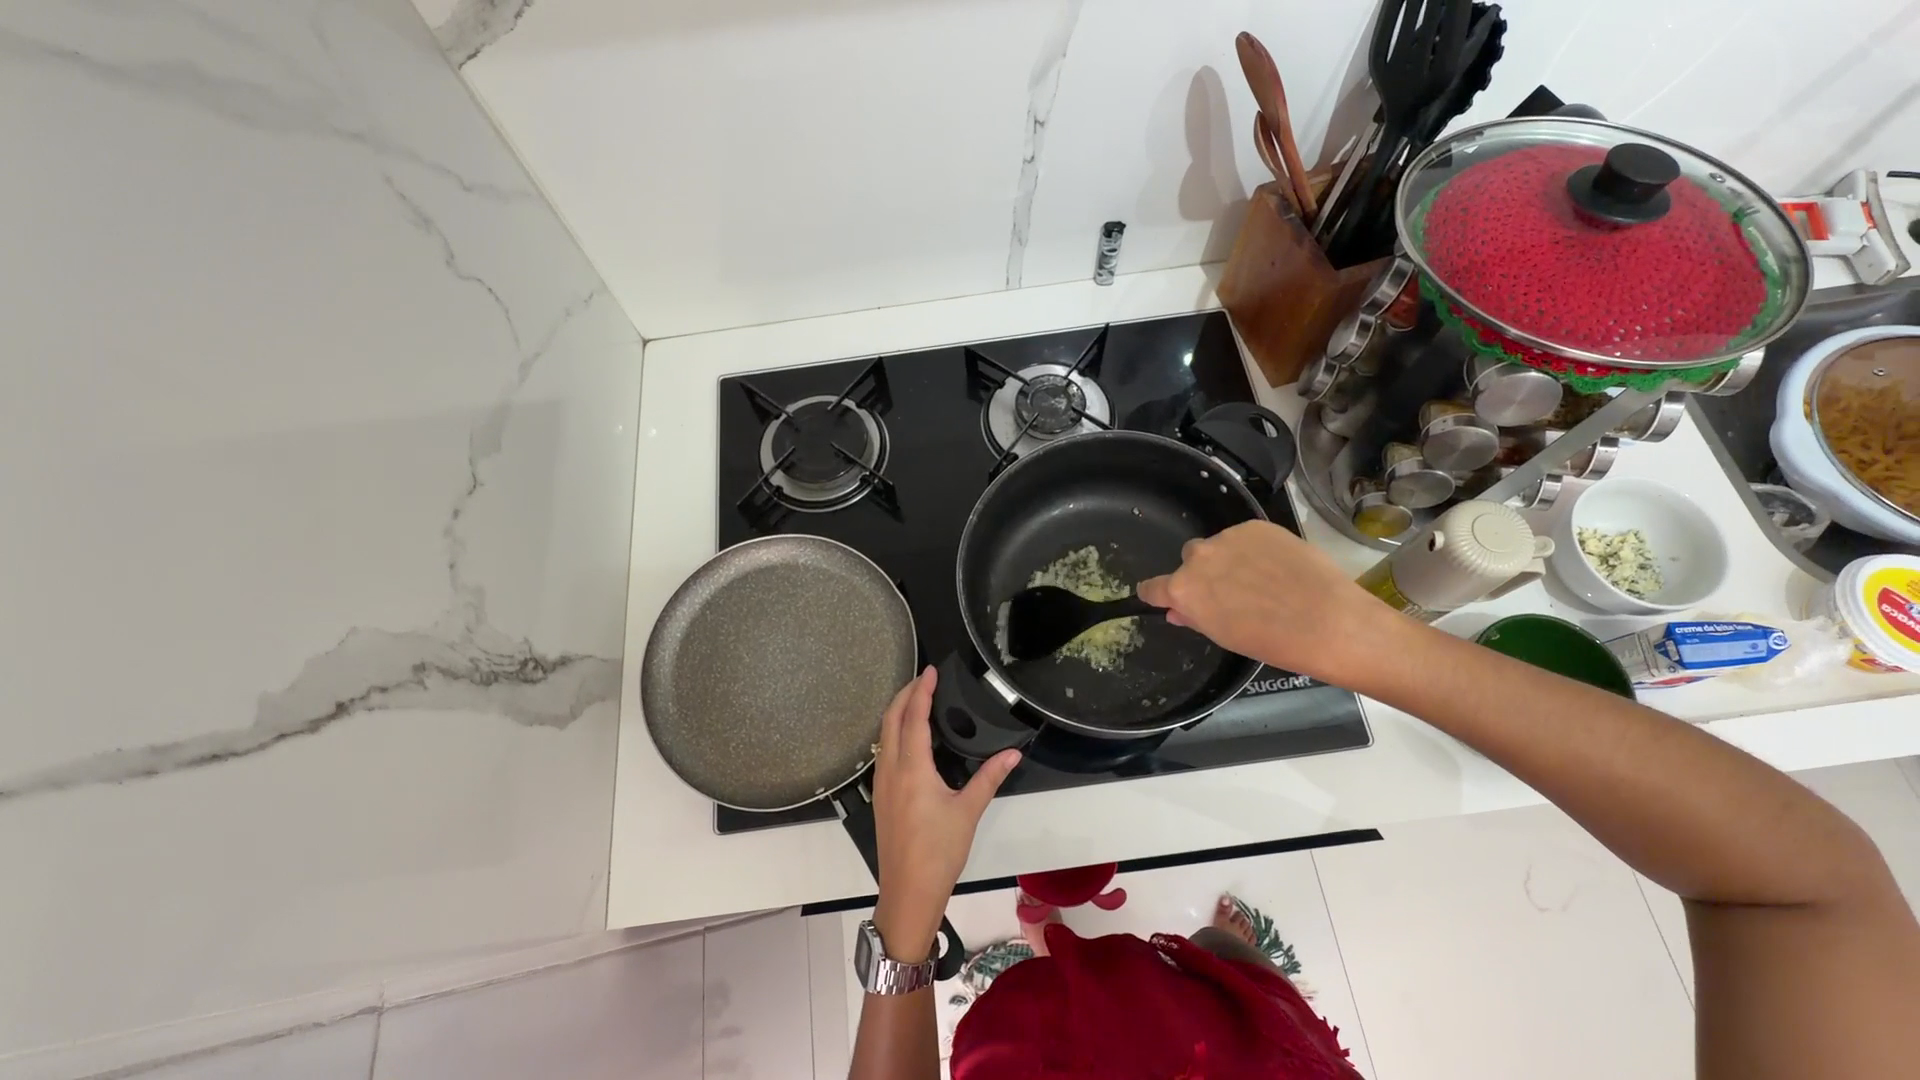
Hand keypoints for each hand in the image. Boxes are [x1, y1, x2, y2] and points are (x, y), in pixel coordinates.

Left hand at [870, 667, 1019, 962]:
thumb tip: (1014, 753)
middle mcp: (891, 770)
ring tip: (916, 702)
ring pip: (883, 736)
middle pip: (890, 720)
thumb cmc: (939, 851)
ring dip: (896, 713)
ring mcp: (882, 784)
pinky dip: (894, 734)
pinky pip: (883, 753)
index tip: (930, 671)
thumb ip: (989, 777)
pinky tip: (908, 740)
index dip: (921, 691)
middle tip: (923, 680)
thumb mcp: (968, 812)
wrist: (908, 892)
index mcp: (912, 769)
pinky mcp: (881, 797)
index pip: (913, 717)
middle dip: (903, 695)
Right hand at [1136, 520, 1398, 685]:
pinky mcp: (1258, 526)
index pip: (1153, 587)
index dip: (1157, 594)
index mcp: (1184, 590)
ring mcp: (1229, 538)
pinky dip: (1255, 549)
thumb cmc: (1272, 642)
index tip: (1163, 598)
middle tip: (1229, 593)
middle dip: (1203, 574)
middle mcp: (1199, 558)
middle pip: (1190, 560)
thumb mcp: (1225, 636)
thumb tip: (1181, 610)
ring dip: (1230, 559)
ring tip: (1261, 581)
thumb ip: (1197, 617)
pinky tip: (1278, 568)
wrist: (1327, 621)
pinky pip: (1246, 537)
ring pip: (1219, 546)